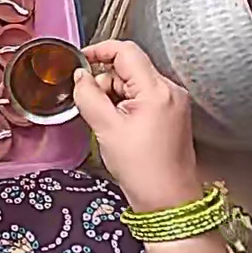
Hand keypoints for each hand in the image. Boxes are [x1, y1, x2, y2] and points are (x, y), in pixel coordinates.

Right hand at [71, 40, 200, 212]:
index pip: (126, 51)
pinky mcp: (170, 113)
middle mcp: (169, 90)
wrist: (168, 201)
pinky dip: (124, 105)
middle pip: (128, 67)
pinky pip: (141, 96)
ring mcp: (172, 102)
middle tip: (94, 107)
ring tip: (108, 123)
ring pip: (133, 82)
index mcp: (157, 90)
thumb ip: (89, 95)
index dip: (100, 50)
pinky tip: (119, 126)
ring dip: (113, 95)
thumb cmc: (143, 169)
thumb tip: (79, 76)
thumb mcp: (106, 128)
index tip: (81, 60)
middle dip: (105, 81)